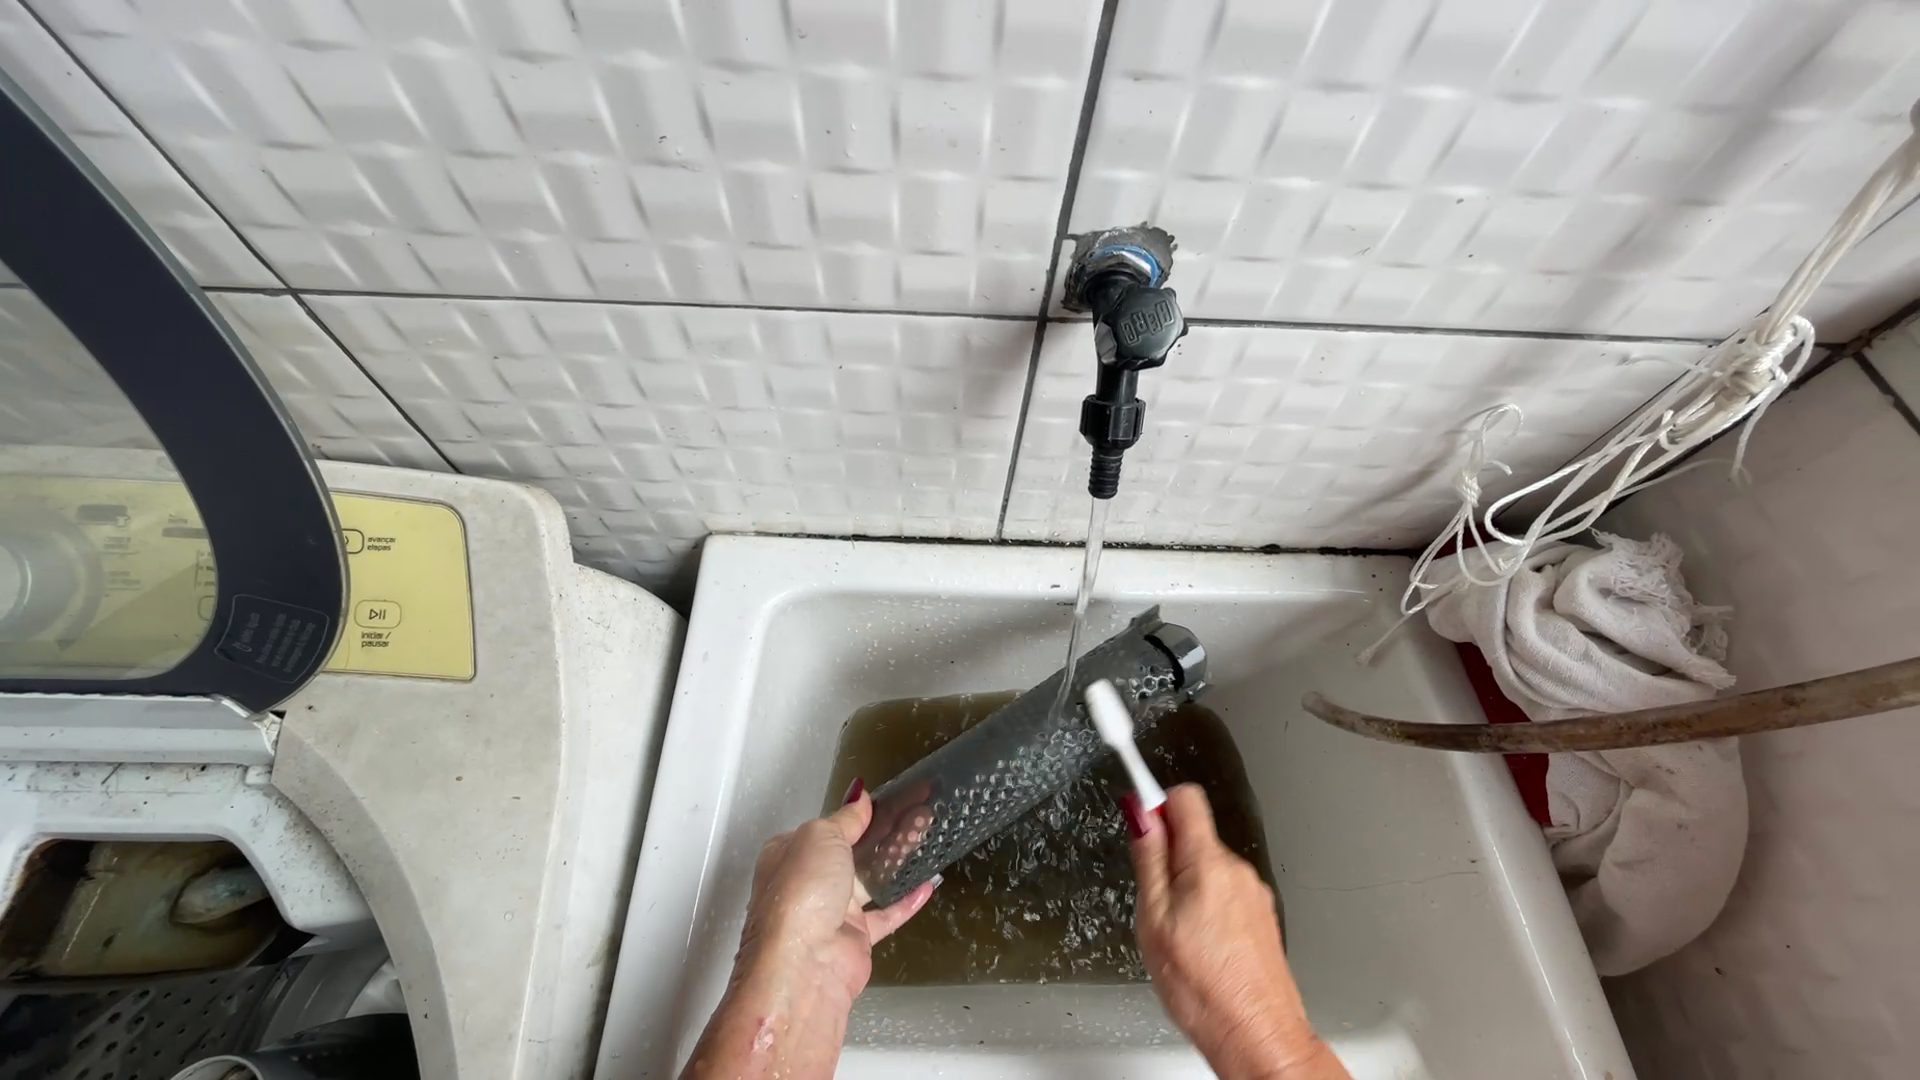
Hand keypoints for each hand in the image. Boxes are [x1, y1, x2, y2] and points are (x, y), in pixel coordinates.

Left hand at [682, 783, 935, 1079]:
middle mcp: (808, 881)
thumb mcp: (821, 836)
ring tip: (927, 832)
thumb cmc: (802, 892)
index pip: (828, 825)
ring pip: (870, 878)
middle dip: (884, 830)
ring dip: (898, 857)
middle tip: (918, 808)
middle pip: (852, 849)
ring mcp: (831, 911)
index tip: (889, 797)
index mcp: (790, 852)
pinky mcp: (854, 938)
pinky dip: (905, 901)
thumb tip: (859, 795)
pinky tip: (927, 885)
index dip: (858, 811)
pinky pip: (885, 915)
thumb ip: (846, 818)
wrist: (803, 967)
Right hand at [1126, 784, 1349, 1079]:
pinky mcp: (1260, 916)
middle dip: (1166, 856)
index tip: (1138, 818)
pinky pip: (1223, 891)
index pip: (1184, 797)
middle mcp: (1236, 870)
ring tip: (1178, 933)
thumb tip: (1140, 813)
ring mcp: (1253, 894)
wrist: (1258, 1038)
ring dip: (1185, 885)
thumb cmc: (1204, 989)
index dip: (1156, 802)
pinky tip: (1199, 946)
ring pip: (1206, 866)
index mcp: (1207, 863)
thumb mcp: (1154, 919)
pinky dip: (1205, 906)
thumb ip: (1148, 859)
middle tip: (1154, 900)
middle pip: (1193, 834)